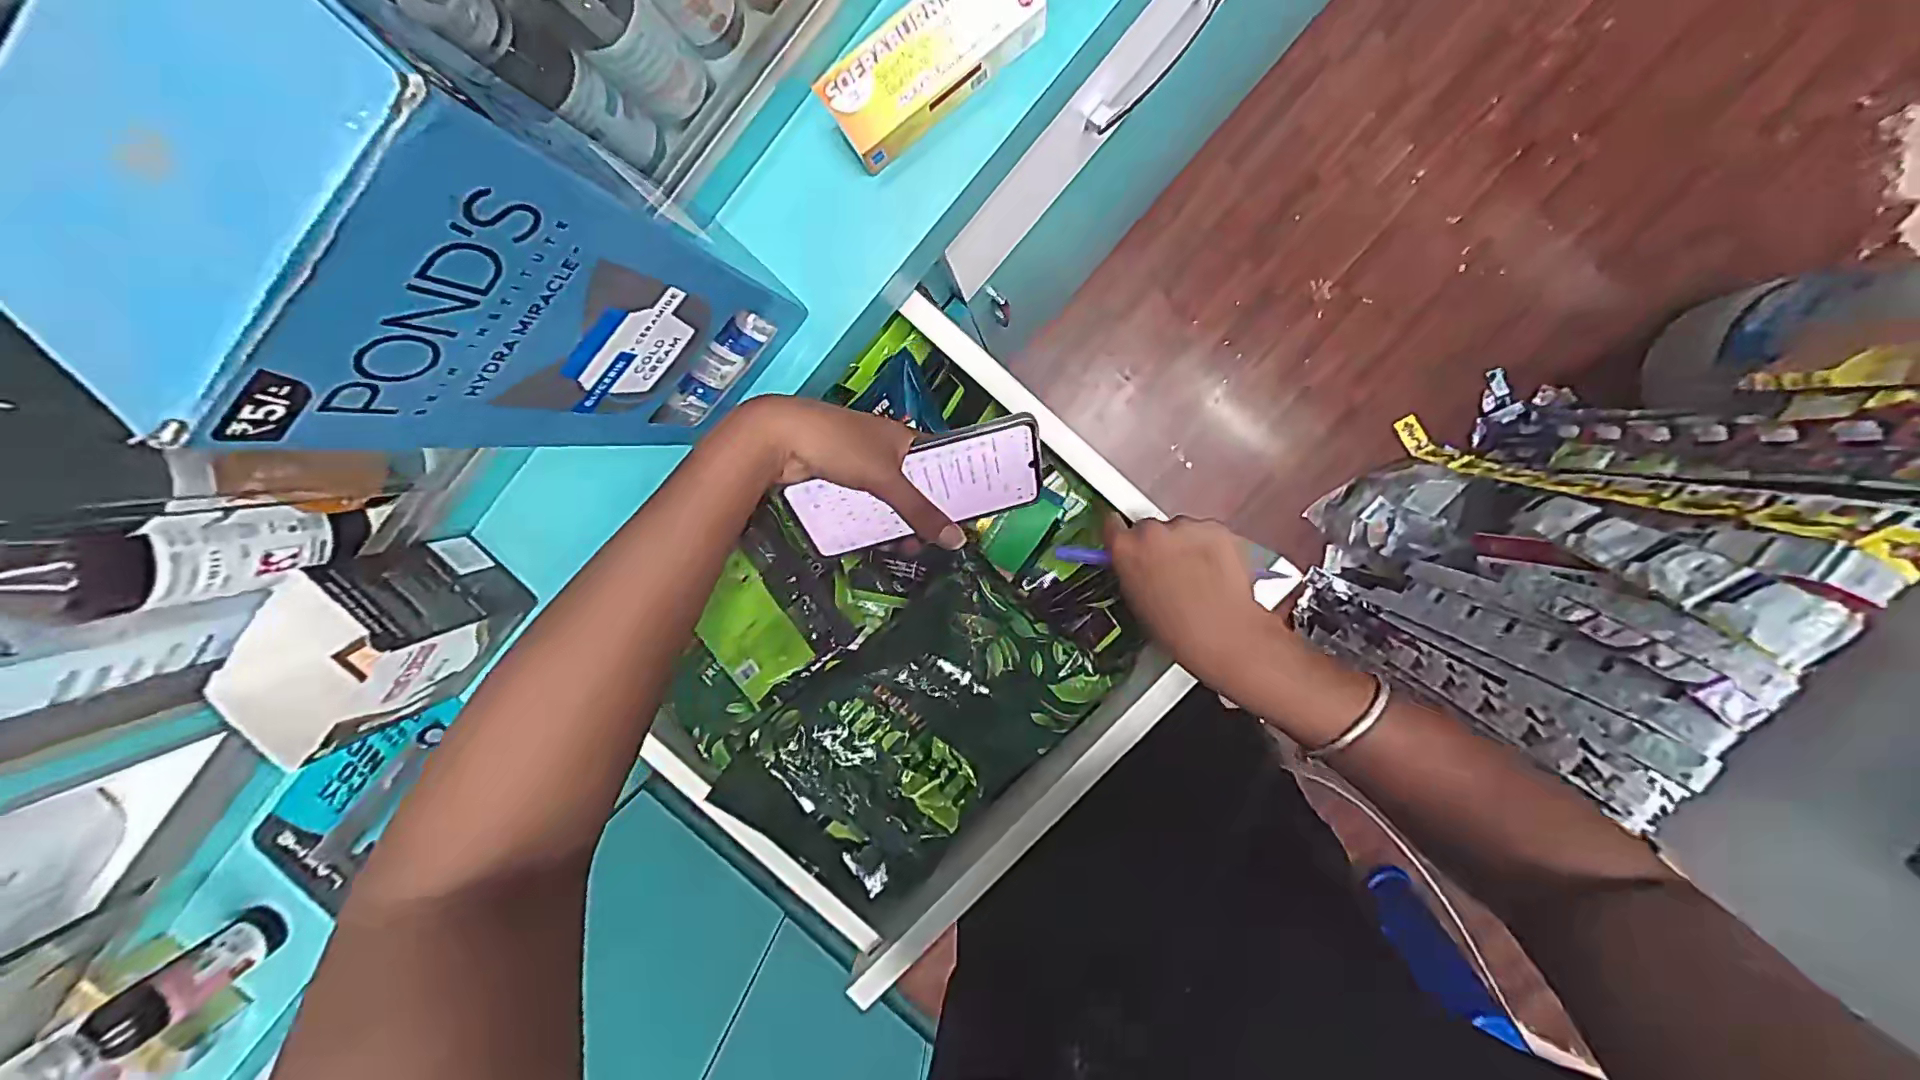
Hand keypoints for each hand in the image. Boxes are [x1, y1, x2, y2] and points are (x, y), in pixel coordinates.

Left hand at [721, 396, 963, 547]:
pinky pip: (865, 502)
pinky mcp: (840, 477)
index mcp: (904, 437)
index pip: (941, 462)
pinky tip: (874, 535)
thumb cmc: (835, 441)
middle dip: (922, 513)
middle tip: (927, 539)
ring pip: (889, 496)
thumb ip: (919, 510)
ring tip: (902, 544)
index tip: (960, 515)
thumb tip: (952, 536)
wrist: (778, 437)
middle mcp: (886, 447)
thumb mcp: (885, 479)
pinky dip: (872, 518)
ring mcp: (861, 461)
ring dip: (896, 519)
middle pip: (915, 485)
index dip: (954, 487)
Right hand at [1104, 516, 1271, 677]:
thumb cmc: (1174, 628)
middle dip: (1158, 544)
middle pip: (1150, 527)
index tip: (1130, 543)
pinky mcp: (1216, 529)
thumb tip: (1136, 563)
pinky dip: (1212, 546)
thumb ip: (1130, 571)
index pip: (1113, 526)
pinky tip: (1217, 571)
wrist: (1221, 631)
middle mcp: (1151, 531)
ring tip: (1199, 575)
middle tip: (1170, 569)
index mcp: (1125, 549)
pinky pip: (1209, 532)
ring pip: (1182, 529)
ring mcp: (1185, 527)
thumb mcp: (1135, 600)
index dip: (1123, 537)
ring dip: (1186, 544)